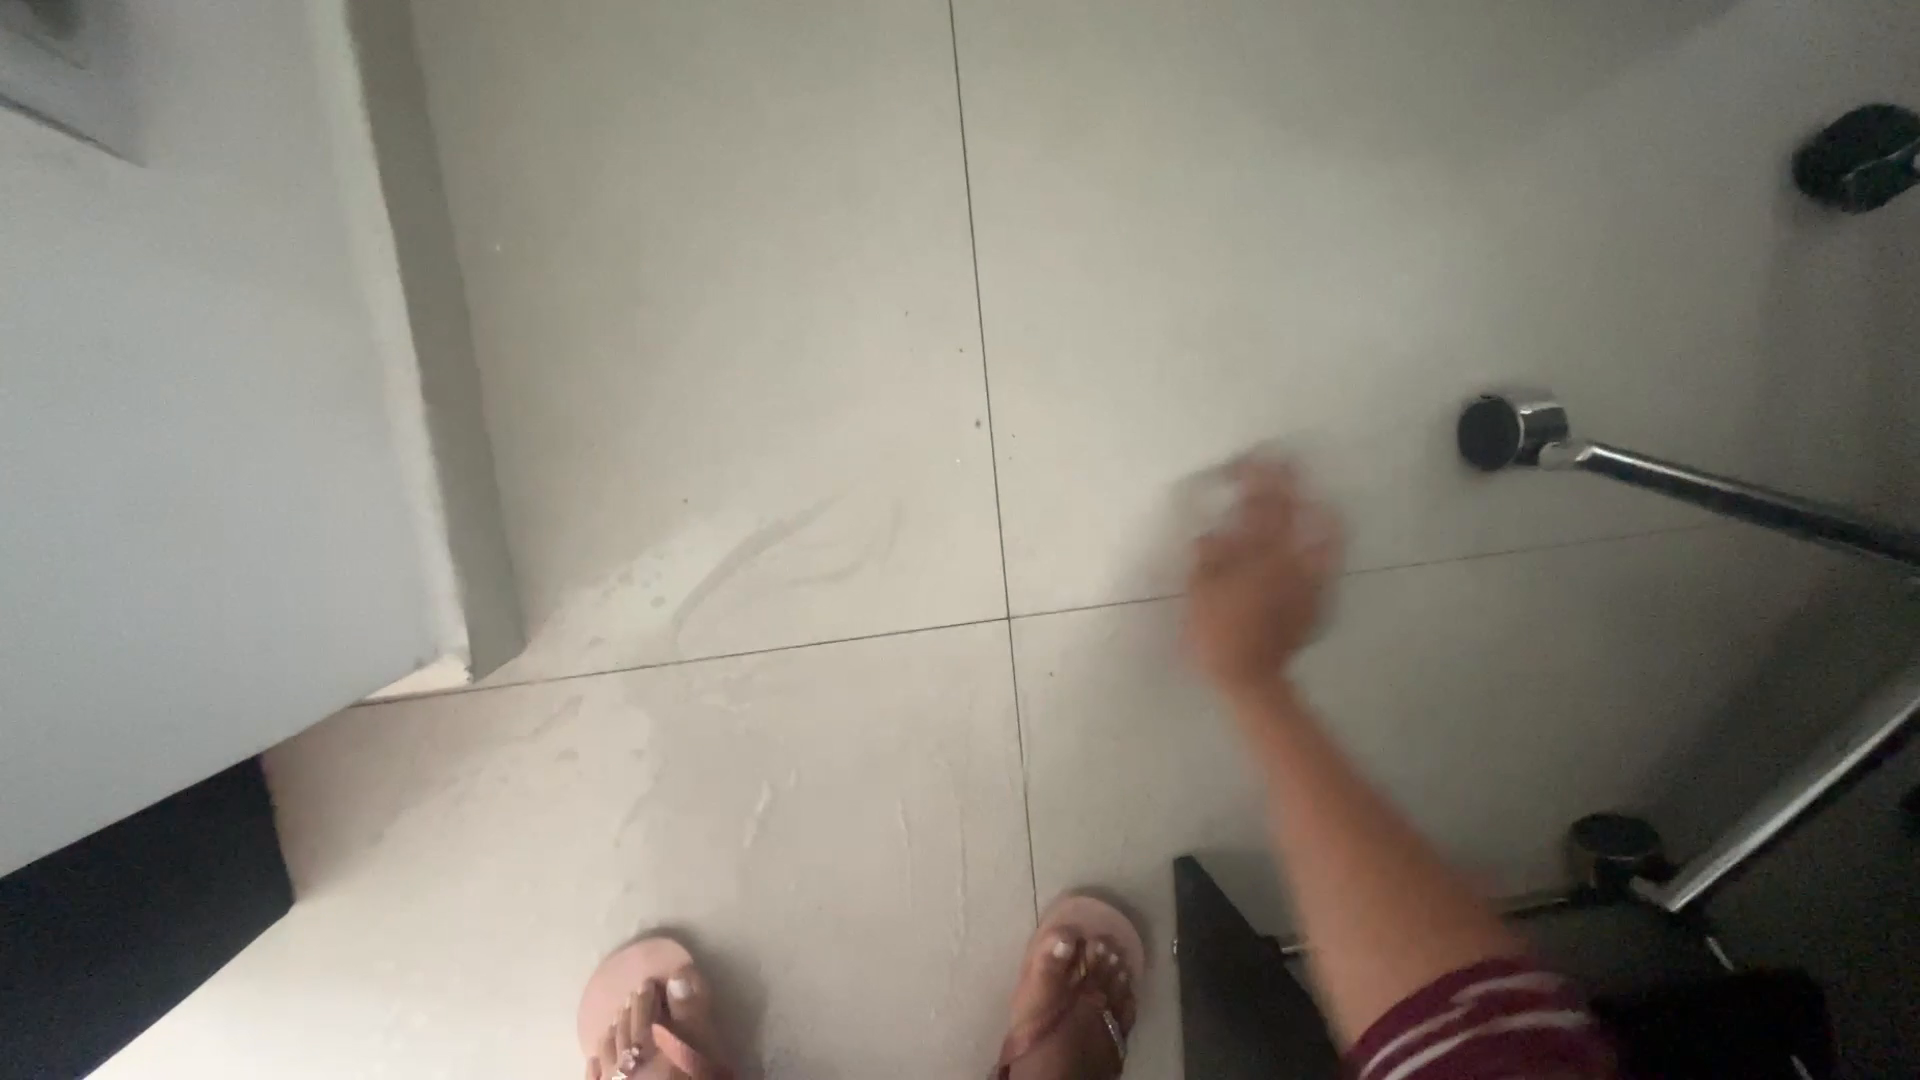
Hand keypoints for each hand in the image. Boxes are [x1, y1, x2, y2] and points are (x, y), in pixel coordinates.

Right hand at [1184, 457, 1342, 695]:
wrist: (1252, 678)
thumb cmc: (1216, 634)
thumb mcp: (1199, 591)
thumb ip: (1208, 556)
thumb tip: (1211, 531)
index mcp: (1257, 554)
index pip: (1259, 503)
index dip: (1255, 475)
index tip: (1251, 457)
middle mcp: (1289, 559)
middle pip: (1294, 509)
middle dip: (1289, 481)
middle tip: (1285, 462)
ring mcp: (1309, 579)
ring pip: (1322, 533)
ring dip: (1317, 508)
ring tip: (1315, 497)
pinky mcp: (1317, 599)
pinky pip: (1327, 562)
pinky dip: (1326, 542)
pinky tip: (1322, 538)